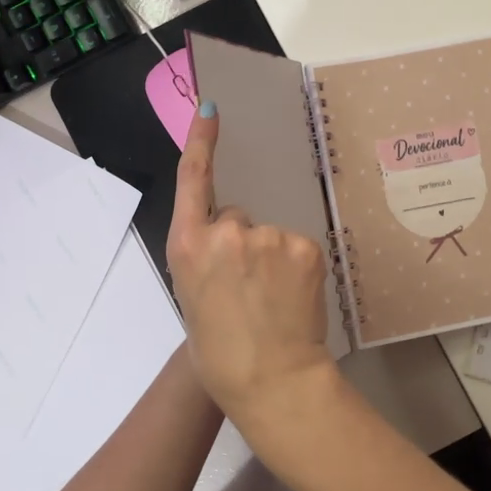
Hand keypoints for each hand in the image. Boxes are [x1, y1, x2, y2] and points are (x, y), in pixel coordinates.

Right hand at [168, 101, 333, 418]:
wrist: (272, 381)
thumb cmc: (222, 355)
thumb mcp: (193, 301)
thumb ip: (205, 262)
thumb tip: (225, 249)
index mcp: (187, 247)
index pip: (193, 180)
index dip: (202, 141)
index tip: (211, 108)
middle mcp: (225, 233)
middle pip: (236, 218)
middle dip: (242, 244)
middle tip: (247, 289)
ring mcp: (267, 237)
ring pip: (270, 235)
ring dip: (271, 258)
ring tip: (270, 300)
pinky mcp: (303, 246)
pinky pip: (297, 246)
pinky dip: (296, 266)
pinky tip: (292, 296)